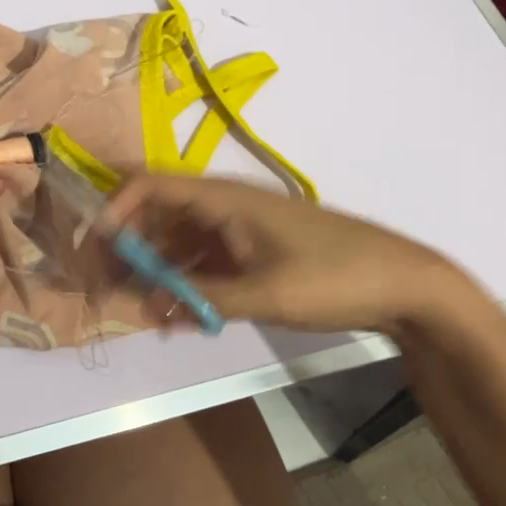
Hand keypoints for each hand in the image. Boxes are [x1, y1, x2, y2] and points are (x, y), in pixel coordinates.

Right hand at [102, 174, 477, 336]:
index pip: (150, 186)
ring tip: (142, 313)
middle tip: (106, 287)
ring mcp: (239, 230)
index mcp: (223, 199)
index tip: (95, 248)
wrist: (410, 286)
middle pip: (158, 216)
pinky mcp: (254, 253)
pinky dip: (185, 285)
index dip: (115, 211)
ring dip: (156, 274)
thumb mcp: (265, 293)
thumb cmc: (335, 278)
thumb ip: (201, 297)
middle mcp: (224, 207)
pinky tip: (178, 319)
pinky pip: (204, 263)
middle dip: (128, 249)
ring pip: (179, 244)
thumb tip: (148, 303)